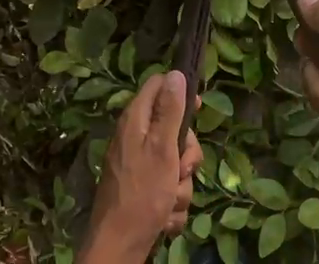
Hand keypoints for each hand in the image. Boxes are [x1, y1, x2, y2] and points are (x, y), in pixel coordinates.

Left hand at [81, 70, 203, 263]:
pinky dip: (172, 203)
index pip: (158, 85)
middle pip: (174, 128)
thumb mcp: (162, 148)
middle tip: (182, 168)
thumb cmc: (142, 193)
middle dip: (186, 153)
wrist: (120, 246)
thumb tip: (176, 73)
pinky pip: (169, 187)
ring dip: (181, 185)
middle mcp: (136, 137)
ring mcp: (140, 164)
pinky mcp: (144, 189)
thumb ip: (170, 110)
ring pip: (176, 162)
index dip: (180, 91)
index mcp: (136, 120)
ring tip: (170, 200)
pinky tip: (165, 216)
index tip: (198, 108)